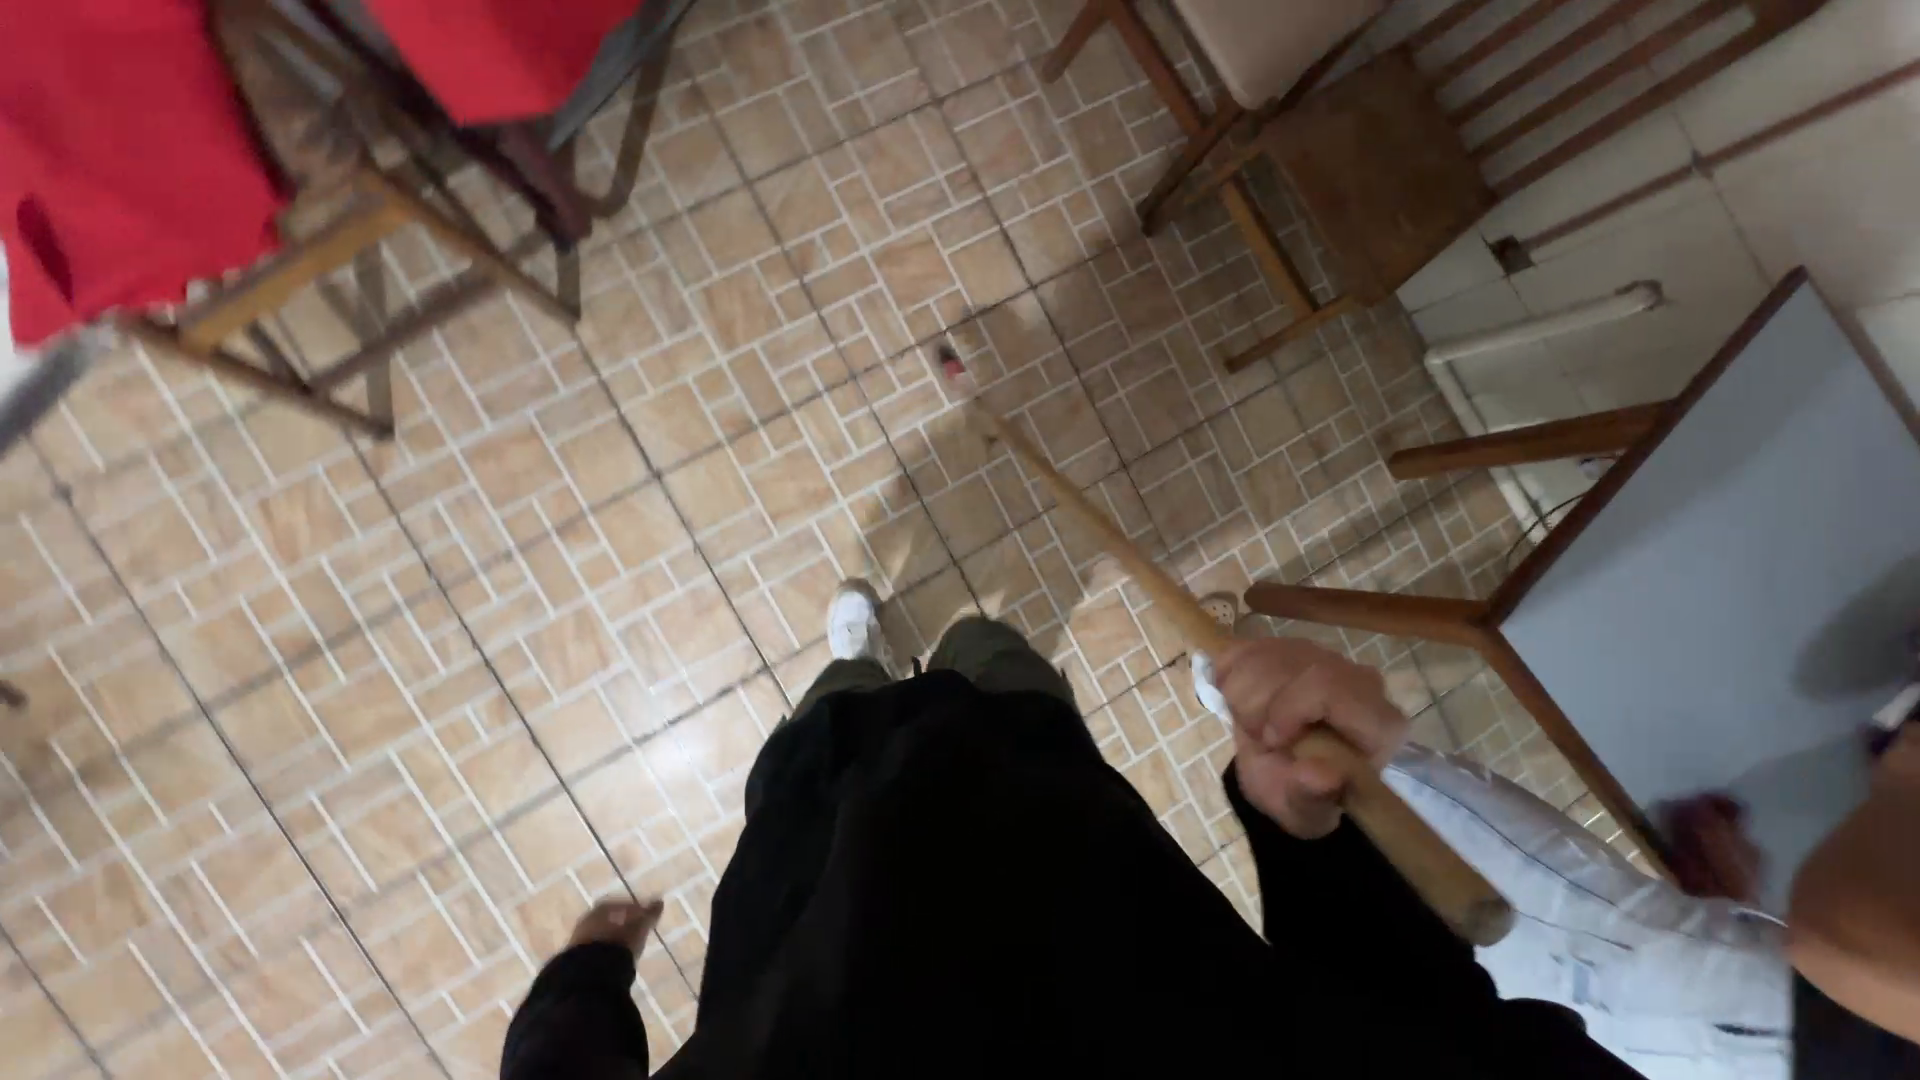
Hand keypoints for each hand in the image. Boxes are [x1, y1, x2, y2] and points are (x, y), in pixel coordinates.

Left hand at [567, 897, 663, 954]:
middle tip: (635, 930)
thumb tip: (660, 901)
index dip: (633, 908)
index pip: (619, 903)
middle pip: (607, 919)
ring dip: (612, 939)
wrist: (591, 974)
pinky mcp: (575, 960)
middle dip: (621, 923)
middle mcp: (587, 920)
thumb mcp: (639, 927)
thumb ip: (649, 914)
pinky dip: (604, 952)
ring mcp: (578, 941)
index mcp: (602, 908)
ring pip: (599, 935)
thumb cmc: (618, 944)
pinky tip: (613, 959)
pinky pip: (593, 951)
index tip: (644, 915)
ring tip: (625, 948)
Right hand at [1214, 638, 1408, 838]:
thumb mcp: (1303, 812)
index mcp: (1378, 723)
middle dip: (1259, 703)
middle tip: (1257, 736)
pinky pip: (1245, 648)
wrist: (1279, 775)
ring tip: (1255, 725)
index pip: (1330, 687)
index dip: (1290, 709)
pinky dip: (1231, 678)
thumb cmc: (1299, 794)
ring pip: (1265, 655)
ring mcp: (1323, 658)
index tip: (1270, 740)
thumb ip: (1313, 796)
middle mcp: (1358, 681)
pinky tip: (1244, 703)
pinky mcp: (1290, 648)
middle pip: (1293, 666)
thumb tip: (1325, 775)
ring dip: (1243, 696)